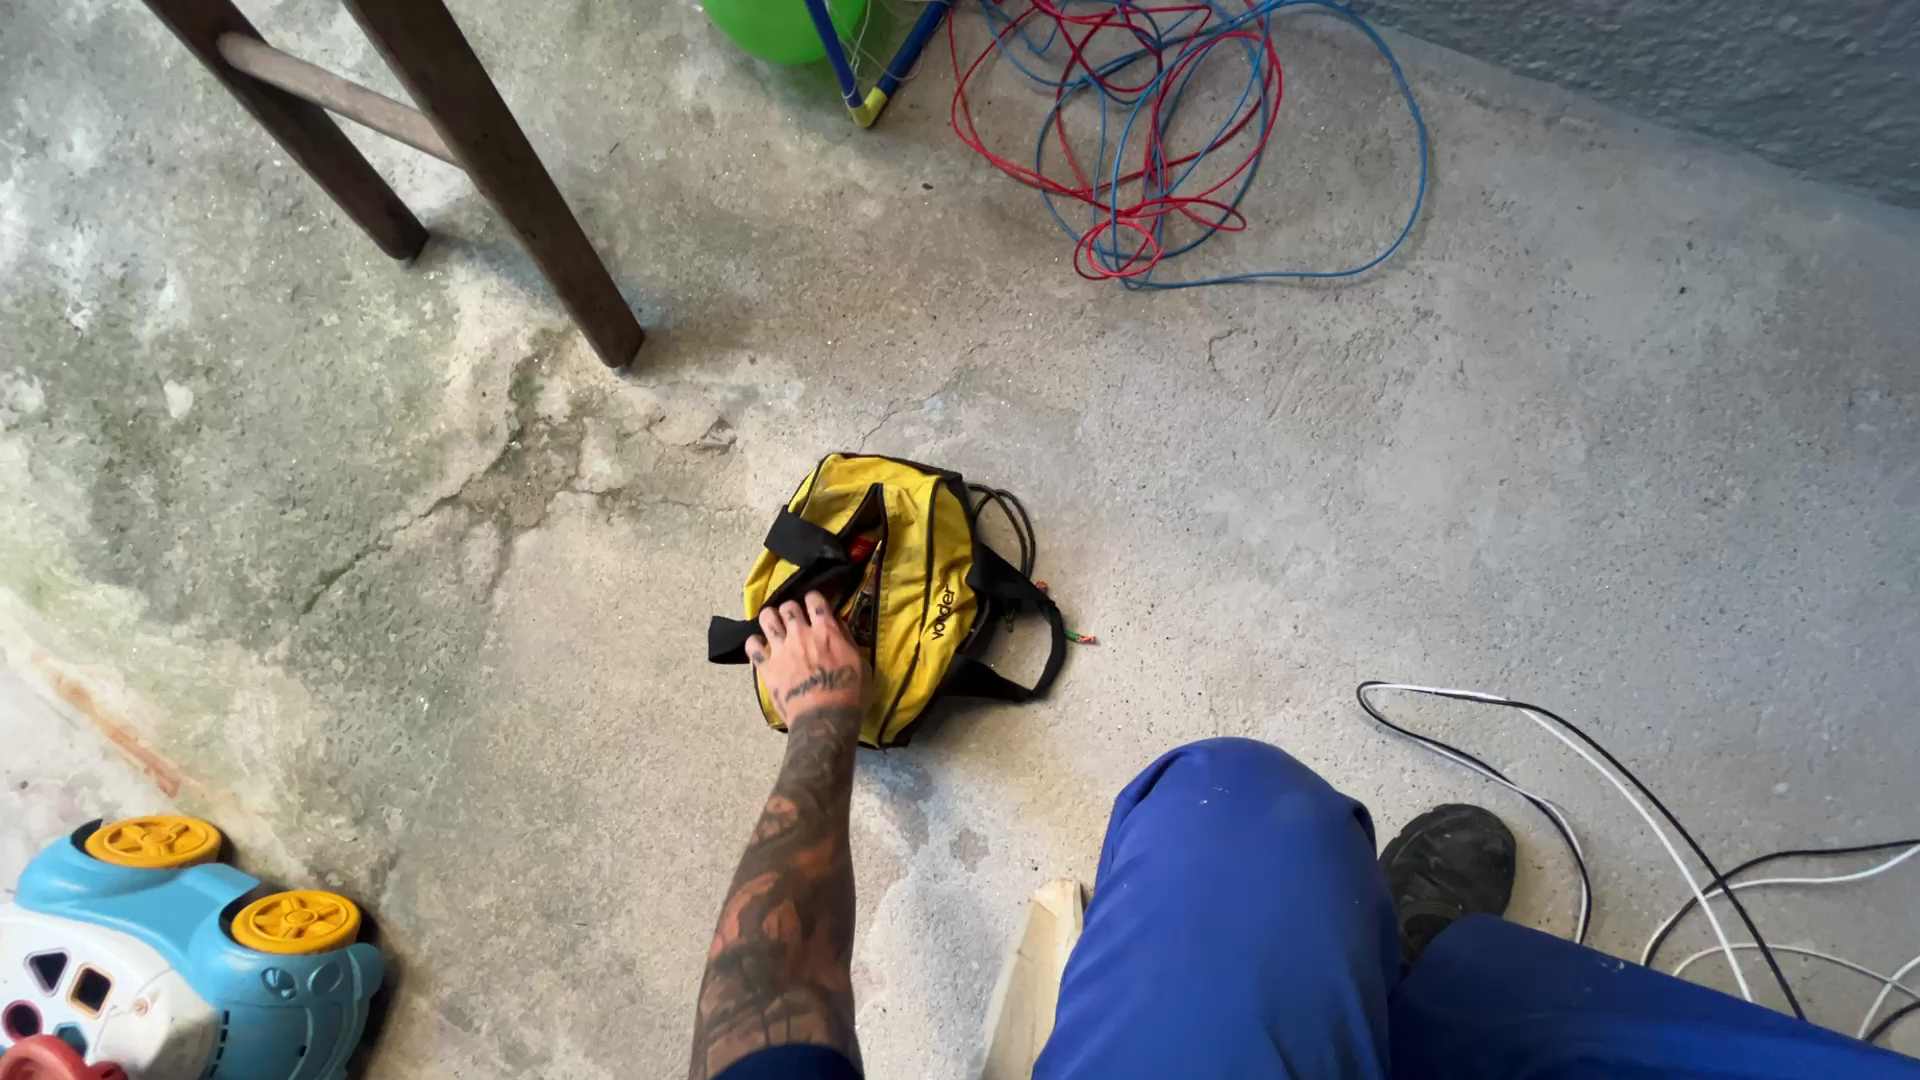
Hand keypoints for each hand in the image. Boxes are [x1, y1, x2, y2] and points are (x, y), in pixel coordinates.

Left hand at [747, 591, 870, 727]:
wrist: (825, 719)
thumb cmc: (850, 692)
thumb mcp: (861, 662)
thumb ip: (847, 640)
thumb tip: (837, 625)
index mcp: (825, 630)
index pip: (814, 599)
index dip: (813, 598)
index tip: (813, 603)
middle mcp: (800, 633)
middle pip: (788, 606)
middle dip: (791, 609)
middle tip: (794, 619)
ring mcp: (780, 649)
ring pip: (767, 619)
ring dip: (770, 619)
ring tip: (773, 626)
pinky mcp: (766, 667)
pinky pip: (751, 646)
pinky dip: (754, 643)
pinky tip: (759, 646)